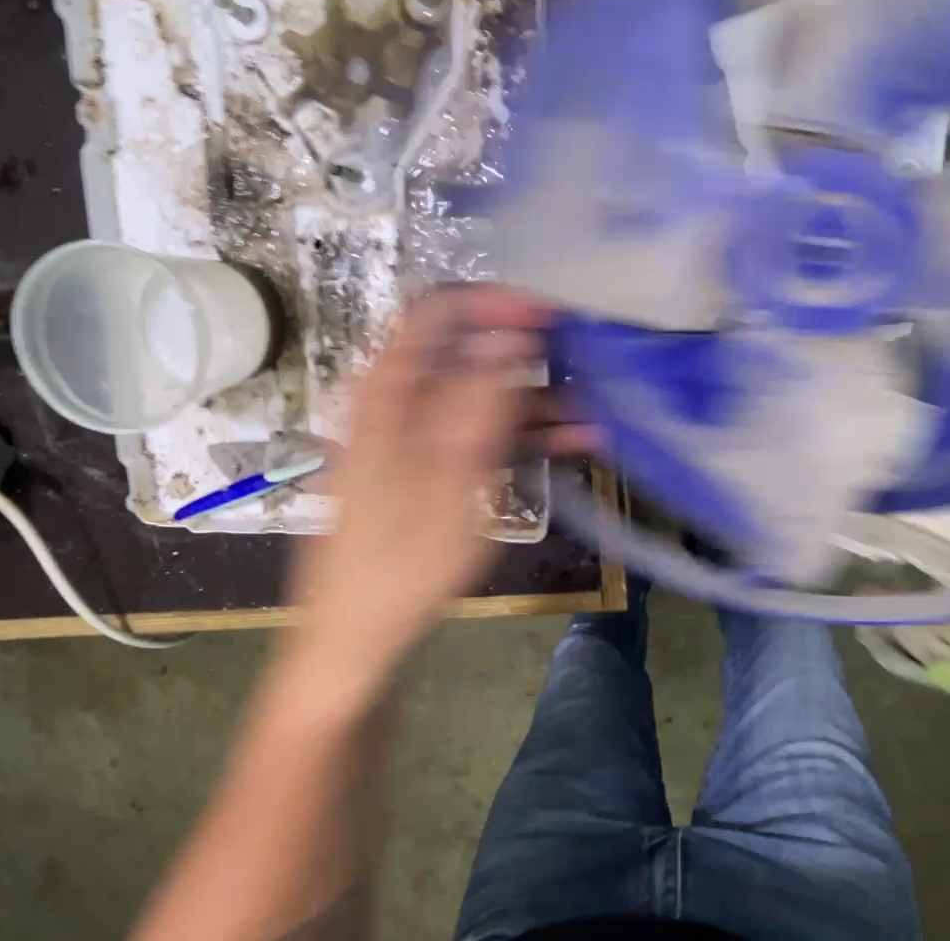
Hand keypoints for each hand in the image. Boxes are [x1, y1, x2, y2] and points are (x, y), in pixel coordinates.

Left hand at [288, 286, 592, 687]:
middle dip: (528, 355)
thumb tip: (512, 337)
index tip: (554, 316)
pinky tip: (574, 443)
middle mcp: (396, 404)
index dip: (496, 303)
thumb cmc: (397, 569)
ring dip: (536, 402)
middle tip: (586, 364)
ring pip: (480, 398)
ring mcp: (412, 438)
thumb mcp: (448, 483)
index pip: (438, 313)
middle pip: (465, 353)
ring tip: (595, 413)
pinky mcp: (428, 471)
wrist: (354, 645)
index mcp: (385, 393)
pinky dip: (522, 437)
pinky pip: (479, 436)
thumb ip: (479, 404)